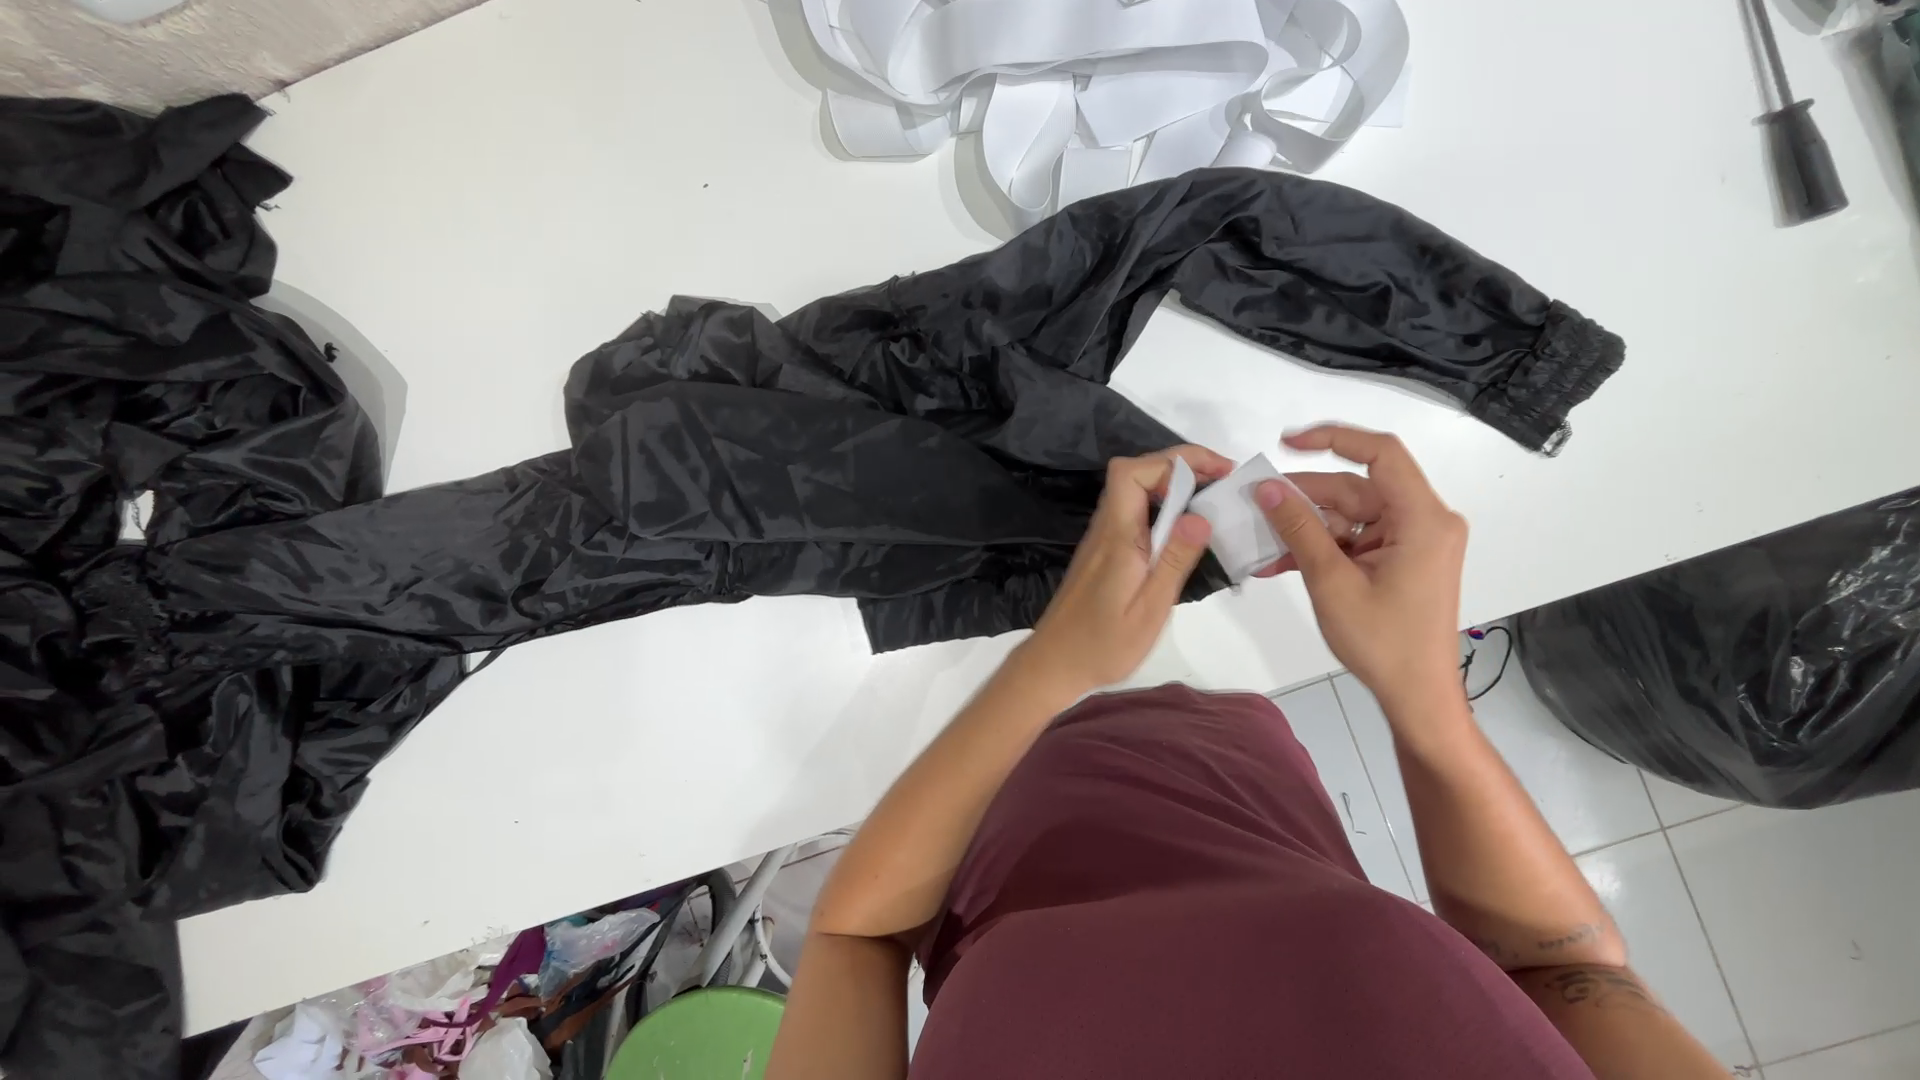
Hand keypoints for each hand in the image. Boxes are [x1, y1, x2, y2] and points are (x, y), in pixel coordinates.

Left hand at [1021, 445, 1231, 692]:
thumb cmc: (1102, 645)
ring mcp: (1102, 540)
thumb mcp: (1148, 609)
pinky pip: (1134, 515)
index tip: (1217, 472)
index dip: (1175, 460)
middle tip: (1224, 485)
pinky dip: (1162, 510)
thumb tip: (1200, 515)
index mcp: (1117, 537)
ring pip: (1134, 493)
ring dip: (1173, 487)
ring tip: (1213, 503)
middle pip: (1135, 474)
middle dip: (1182, 467)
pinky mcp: (1103, 554)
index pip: (1132, 472)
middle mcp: (1106, 529)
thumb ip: (1174, 561)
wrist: (1054, 664)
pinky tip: (1185, 532)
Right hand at [1254, 425, 1466, 709]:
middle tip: (1255, 508)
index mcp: (1422, 520)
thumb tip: (1267, 489)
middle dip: (1304, 499)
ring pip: (1348, 514)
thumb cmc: (1383, 642)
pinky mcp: (1399, 558)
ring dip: (1305, 528)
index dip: (1333, 438)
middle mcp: (1423, 521)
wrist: (1416, 694)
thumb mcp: (1332, 582)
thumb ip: (1299, 530)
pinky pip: (1352, 538)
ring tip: (1261, 544)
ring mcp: (1411, 540)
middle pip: (1355, 488)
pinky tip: (1279, 561)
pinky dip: (1320, 547)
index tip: (1286, 443)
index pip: (1381, 454)